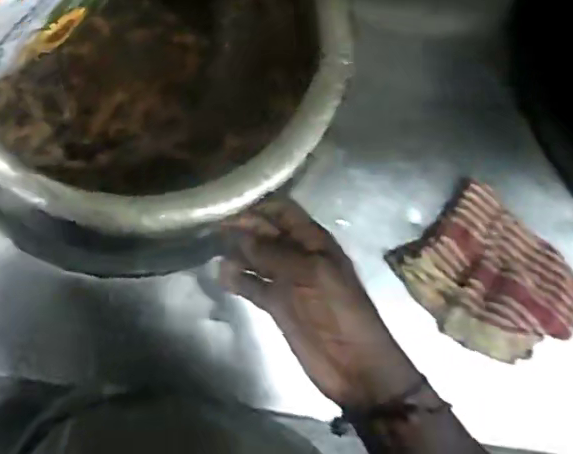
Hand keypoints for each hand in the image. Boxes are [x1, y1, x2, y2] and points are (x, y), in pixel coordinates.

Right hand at [222, 197, 419, 413]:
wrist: (358, 370)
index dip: (259, 205)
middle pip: (265, 231)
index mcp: (313, 242)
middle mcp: (297, 255)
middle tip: (214, 224)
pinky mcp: (276, 304)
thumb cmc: (341, 312)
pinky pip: (252, 284)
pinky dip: (236, 279)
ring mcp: (286, 280)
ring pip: (255, 256)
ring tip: (214, 249)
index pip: (282, 211)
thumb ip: (276, 254)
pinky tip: (222, 277)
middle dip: (242, 226)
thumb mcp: (313, 275)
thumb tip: (240, 236)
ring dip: (236, 252)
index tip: (231, 202)